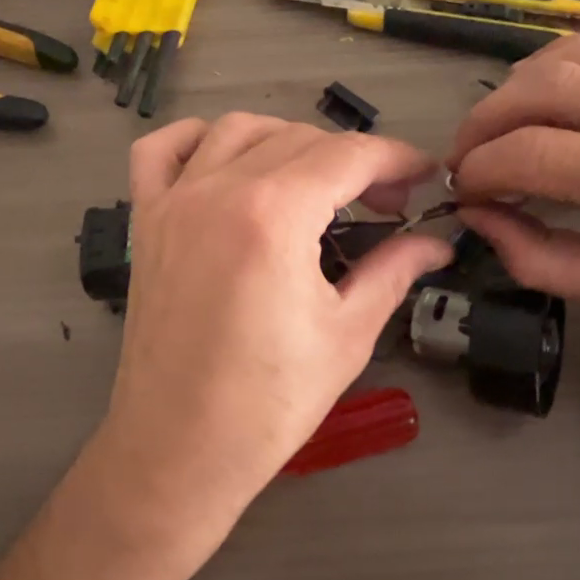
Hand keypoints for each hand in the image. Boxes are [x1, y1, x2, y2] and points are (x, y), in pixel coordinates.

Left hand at [101, 114, 453, 518]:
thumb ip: (393, 270)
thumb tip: (433, 242)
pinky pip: (162, 151)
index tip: (423, 178)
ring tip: (317, 183)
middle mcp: (219, 190)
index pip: (348, 155)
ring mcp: (174, 201)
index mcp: (274, 215)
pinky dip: (197, 140)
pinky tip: (227, 162)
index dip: (396, 158)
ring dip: (287, 141)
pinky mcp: (146, 221)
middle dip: (353, 159)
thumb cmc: (269, 402)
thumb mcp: (347, 334)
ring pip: (237, 130)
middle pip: (299, 138)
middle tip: (384, 203)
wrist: (178, 449)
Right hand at [447, 32, 579, 370]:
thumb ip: (532, 254)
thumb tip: (473, 212)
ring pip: (579, 53)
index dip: (482, 168)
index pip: (537, 151)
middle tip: (467, 155)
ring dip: (521, 83)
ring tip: (501, 124)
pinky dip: (568, 60)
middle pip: (549, 87)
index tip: (463, 191)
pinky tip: (549, 92)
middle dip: (487, 119)